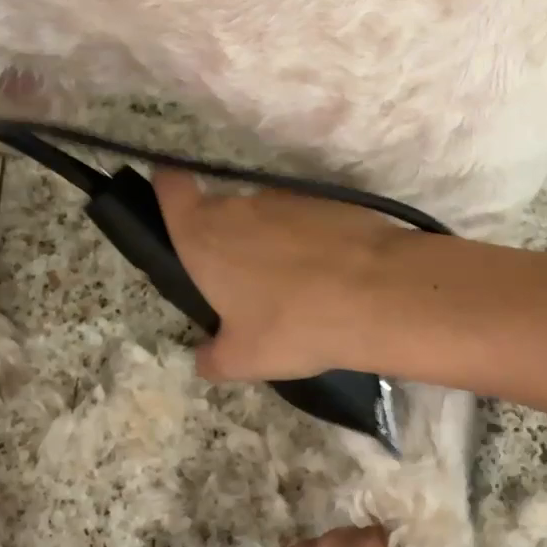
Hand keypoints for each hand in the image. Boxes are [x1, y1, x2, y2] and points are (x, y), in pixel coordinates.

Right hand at [152, 170, 439, 381]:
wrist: (379, 295)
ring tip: (292, 288)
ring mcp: (285, 199)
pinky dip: (306, 243)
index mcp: (202, 234)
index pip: (170, 186)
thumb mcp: (243, 359)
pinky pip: (303, 221)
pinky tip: (327, 279)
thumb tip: (203, 360)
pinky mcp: (327, 202)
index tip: (174, 214)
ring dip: (268, 242)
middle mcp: (237, 205)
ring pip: (262, 216)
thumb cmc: (291, 325)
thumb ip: (213, 358)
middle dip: (224, 239)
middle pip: (217, 209)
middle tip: (240, 284)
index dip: (167, 192)